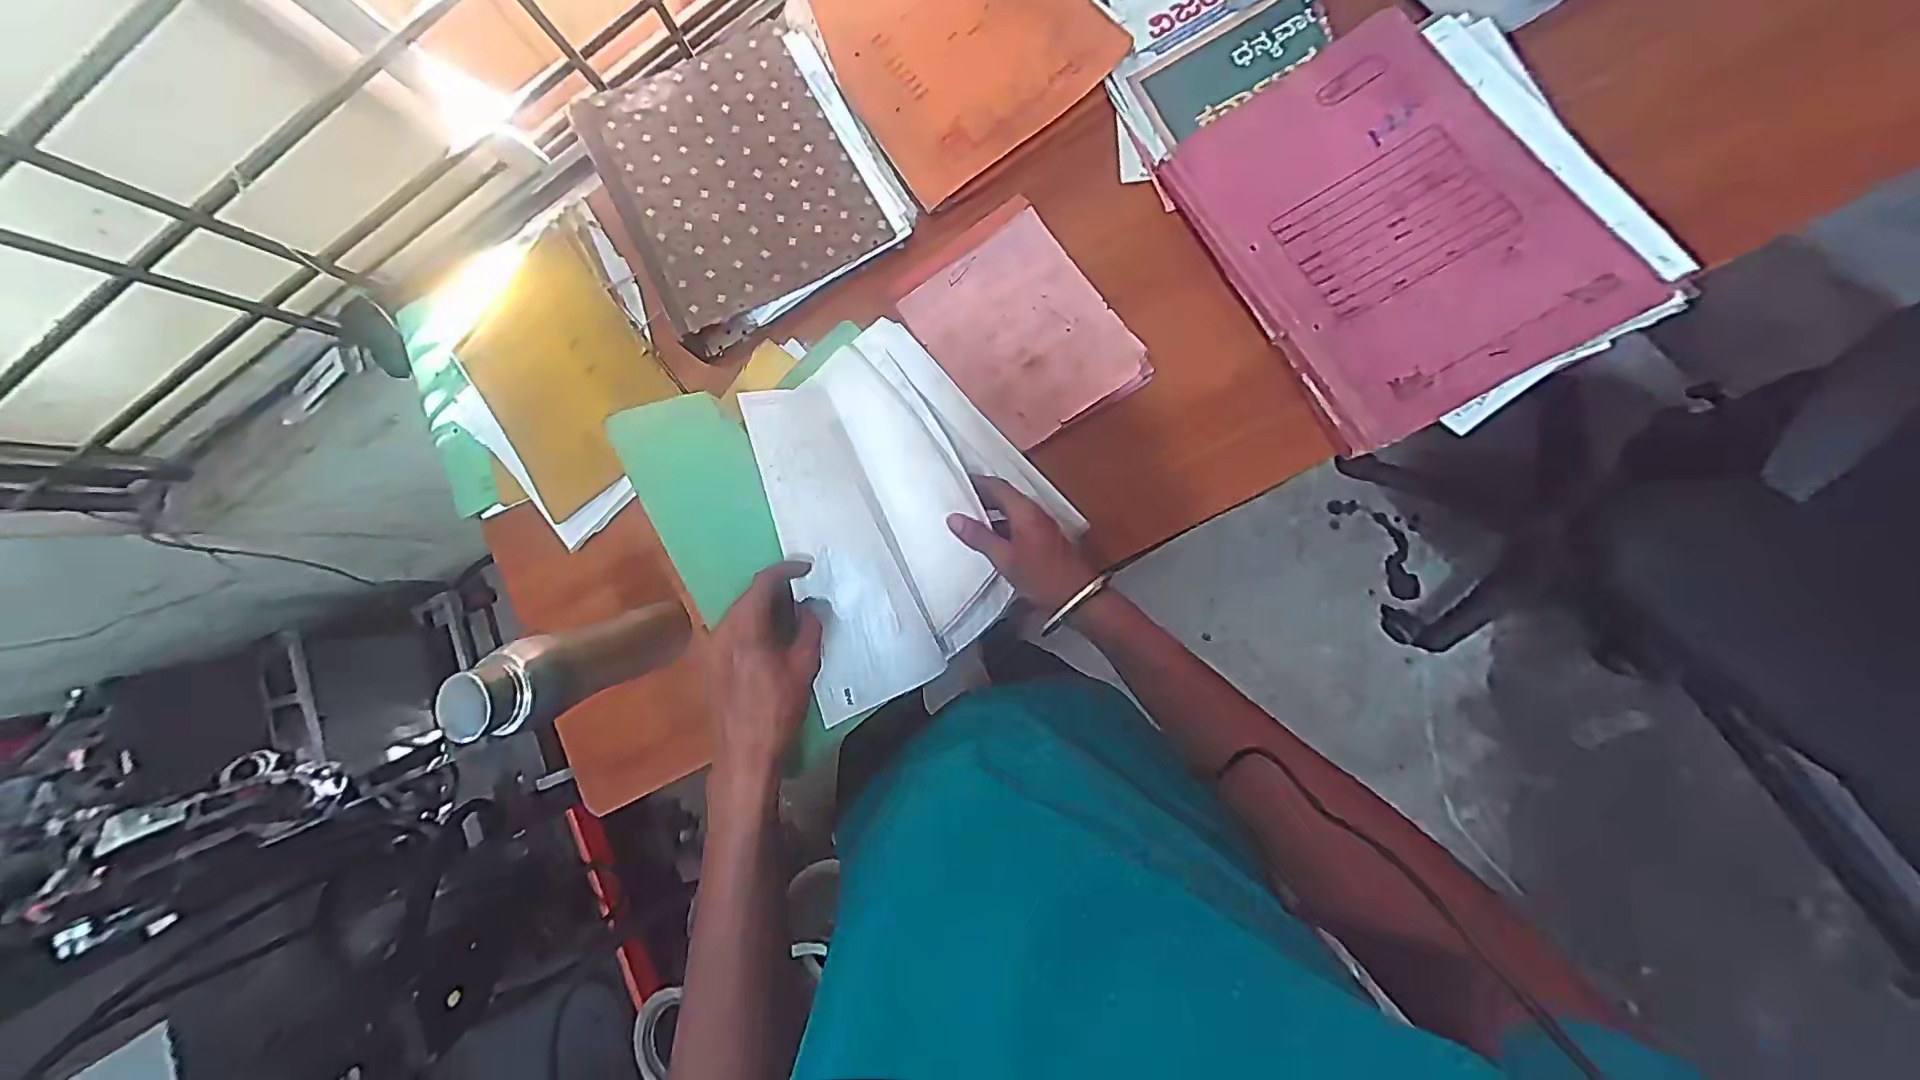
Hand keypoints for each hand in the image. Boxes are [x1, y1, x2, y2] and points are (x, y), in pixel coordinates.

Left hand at [703, 560, 823, 784]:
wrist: (744, 753)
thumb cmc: (777, 710)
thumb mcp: (804, 667)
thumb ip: (809, 629)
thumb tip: (811, 608)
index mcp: (745, 628)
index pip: (763, 583)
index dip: (786, 569)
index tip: (806, 568)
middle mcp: (722, 631)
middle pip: (749, 595)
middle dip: (777, 588)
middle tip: (804, 593)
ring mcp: (712, 647)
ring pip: (740, 611)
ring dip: (765, 606)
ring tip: (792, 614)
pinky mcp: (711, 662)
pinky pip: (734, 628)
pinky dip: (754, 622)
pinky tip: (772, 637)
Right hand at [947, 475, 1099, 614]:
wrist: (1075, 595)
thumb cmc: (1046, 578)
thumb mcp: (1004, 558)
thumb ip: (979, 537)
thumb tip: (958, 521)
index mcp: (1025, 511)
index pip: (997, 486)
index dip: (977, 482)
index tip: (962, 484)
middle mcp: (1036, 512)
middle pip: (1006, 495)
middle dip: (984, 496)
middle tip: (965, 501)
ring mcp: (1043, 524)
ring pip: (1013, 509)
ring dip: (994, 511)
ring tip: (974, 519)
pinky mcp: (1046, 536)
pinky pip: (1021, 521)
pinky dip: (1004, 524)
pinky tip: (994, 538)